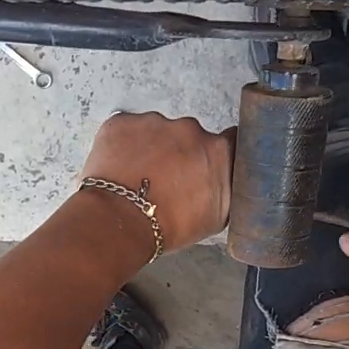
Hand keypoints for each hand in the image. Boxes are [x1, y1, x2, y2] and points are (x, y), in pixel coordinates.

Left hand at [80, 112, 233, 251]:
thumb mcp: (216, 218)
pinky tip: (120, 169)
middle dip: (179, 153)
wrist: (122, 222)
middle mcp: (189, 129)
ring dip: (150, 150)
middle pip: (188, 136)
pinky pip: (125, 130)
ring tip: (137, 179)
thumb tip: (224, 181)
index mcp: (217, 150)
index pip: (229, 141)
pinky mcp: (122, 122)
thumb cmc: (169, 225)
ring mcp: (154, 122)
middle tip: (165, 181)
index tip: (205, 165)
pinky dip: (123, 145)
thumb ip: (226, 189)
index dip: (215, 155)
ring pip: (155, 132)